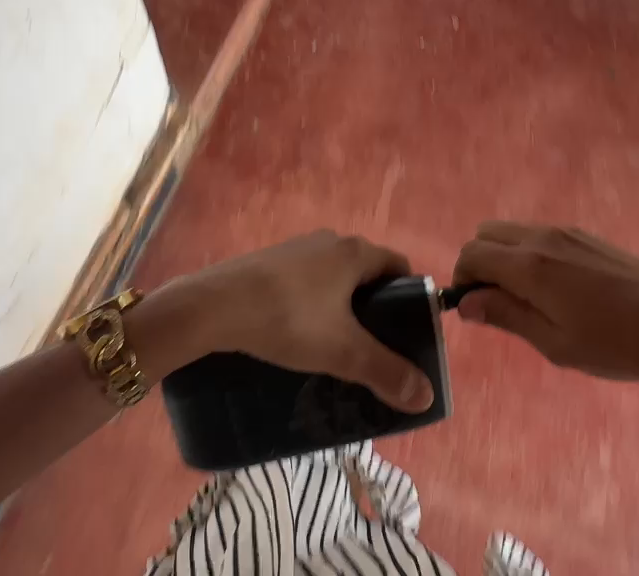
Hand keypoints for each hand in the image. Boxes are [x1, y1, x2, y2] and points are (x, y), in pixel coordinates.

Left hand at [141, 232, 433, 411]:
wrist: (213, 307)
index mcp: (354, 252)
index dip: (409, 297)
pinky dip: (311, 303)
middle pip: (366, 272)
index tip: (407, 331)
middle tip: (373, 347)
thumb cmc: (287, 320)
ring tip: (334, 346)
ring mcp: (295, 249)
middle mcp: (329, 241)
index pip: (399, 266)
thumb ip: (385, 372)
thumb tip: (426, 397)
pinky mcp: (267, 262)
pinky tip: (297, 334)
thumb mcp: (341, 352)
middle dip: (375, 307)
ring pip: (333, 277)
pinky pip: (304, 281)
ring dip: (340, 306)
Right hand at [450, 223, 638, 390]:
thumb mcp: (556, 344)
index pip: (471, 253)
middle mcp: (543, 237)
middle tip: (498, 306)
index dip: (462, 281)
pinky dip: (528, 254)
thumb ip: (507, 316)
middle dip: (479, 264)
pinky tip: (556, 292)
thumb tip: (467, 303)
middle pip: (487, 234)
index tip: (474, 312)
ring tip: (528, 302)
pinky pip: (539, 235)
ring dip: (504, 258)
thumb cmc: (618, 345)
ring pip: (513, 231)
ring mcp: (568, 232)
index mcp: (530, 264)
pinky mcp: (587, 237)